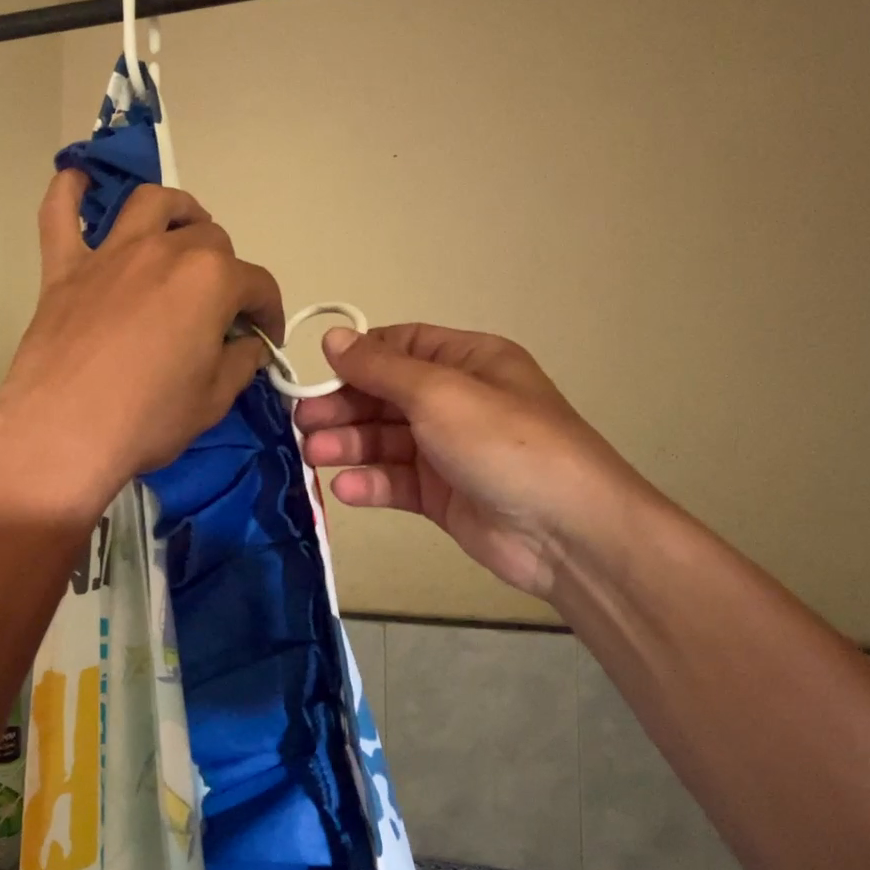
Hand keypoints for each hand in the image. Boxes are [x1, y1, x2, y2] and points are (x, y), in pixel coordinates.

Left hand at [0, 171, 282, 501]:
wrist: (62, 433)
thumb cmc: (147, 419)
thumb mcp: (213, 400)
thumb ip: (240, 362)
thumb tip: (247, 345)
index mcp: (211, 280)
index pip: (257, 285)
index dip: (269, 312)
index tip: (266, 339)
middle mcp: (164, 250)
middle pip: (209, 239)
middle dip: (226, 270)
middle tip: (220, 309)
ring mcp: (109, 254)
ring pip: (150, 205)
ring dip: (175, 210)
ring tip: (182, 229)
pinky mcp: (63, 269)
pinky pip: (60, 214)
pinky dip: (69, 192)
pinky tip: (79, 182)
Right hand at [295, 324, 653, 599]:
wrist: (567, 532)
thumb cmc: (504, 444)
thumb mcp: (439, 393)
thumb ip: (380, 368)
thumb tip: (332, 337)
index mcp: (467, 362)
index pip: (399, 348)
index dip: (356, 359)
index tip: (315, 375)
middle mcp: (456, 401)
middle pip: (384, 395)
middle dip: (343, 407)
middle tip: (302, 423)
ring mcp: (448, 451)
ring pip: (384, 440)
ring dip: (348, 445)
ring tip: (313, 455)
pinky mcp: (441, 496)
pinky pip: (396, 481)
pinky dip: (370, 483)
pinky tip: (347, 488)